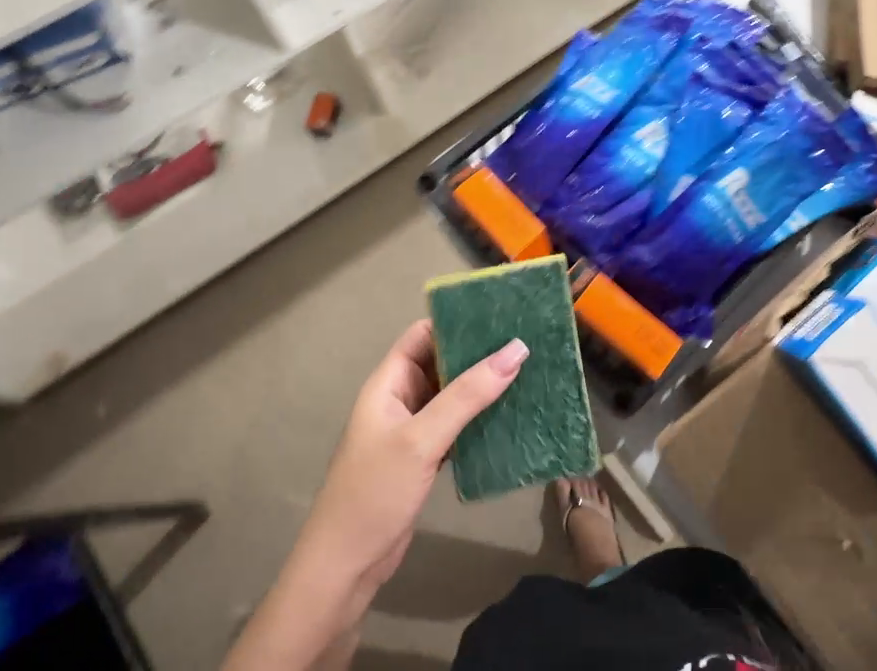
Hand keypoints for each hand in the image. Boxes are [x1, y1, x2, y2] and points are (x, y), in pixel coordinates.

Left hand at [297, 320, 526, 593]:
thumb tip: (515, 349)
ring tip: (530, 371)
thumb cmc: (375, 492)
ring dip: (484, 386)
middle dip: (479, 352)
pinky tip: (512, 416)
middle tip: (528, 340)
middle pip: (441, 362)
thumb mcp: (422, 439)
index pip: (422, 335)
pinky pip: (457, 426)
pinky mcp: (424, 458)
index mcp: (388, 384)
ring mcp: (412, 430)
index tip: (502, 312)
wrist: (346, 565)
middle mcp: (400, 400)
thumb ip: (467, 395)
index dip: (457, 320)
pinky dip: (480, 419)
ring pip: (452, 395)